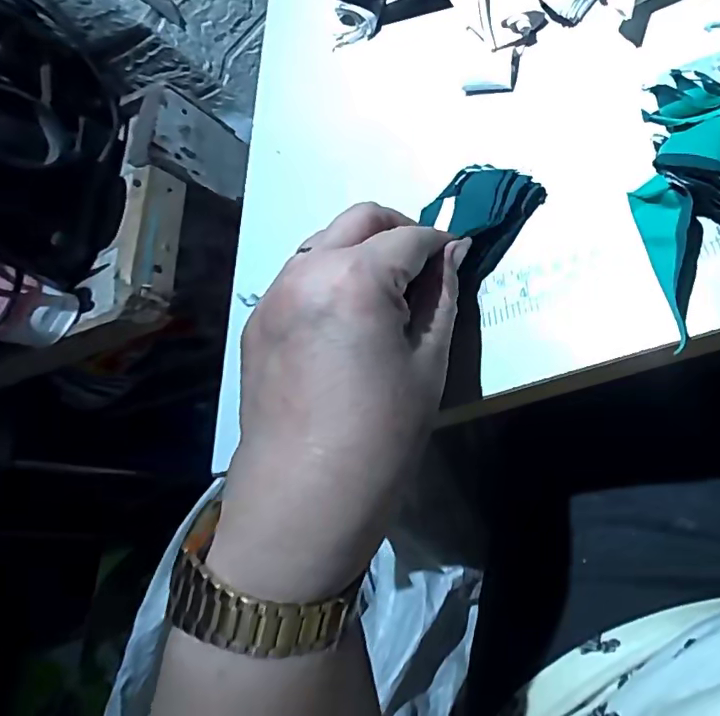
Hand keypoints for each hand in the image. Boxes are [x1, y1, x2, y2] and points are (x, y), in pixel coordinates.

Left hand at [210, 203, 468, 601]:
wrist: (303, 500)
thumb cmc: (383, 430)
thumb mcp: (429, 358)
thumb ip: (443, 293)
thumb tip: (454, 252)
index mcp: (355, 279)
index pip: (411, 236)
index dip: (443, 244)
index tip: (459, 260)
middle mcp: (306, 273)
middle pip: (362, 218)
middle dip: (402, 229)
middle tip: (427, 267)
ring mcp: (274, 295)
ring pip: (328, 239)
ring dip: (366, 248)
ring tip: (391, 291)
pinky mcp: (259, 320)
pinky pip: (304, 272)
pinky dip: (336, 271)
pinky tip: (354, 314)